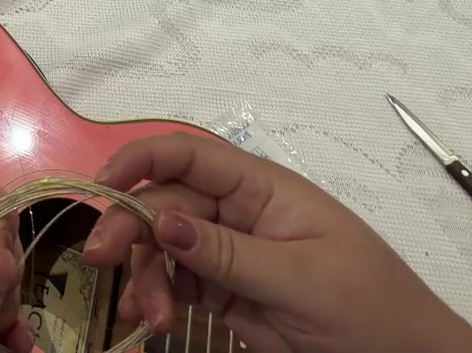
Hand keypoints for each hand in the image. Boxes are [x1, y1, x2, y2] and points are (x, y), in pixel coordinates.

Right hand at [80, 133, 471, 352]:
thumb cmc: (371, 311)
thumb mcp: (301, 280)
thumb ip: (227, 252)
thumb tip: (160, 220)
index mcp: (260, 187)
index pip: (189, 155)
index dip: (142, 159)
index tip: (105, 186)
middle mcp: (236, 210)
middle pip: (167, 201)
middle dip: (132, 226)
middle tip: (99, 258)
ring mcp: (229, 250)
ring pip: (165, 244)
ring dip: (146, 272)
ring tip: (148, 314)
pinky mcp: (226, 290)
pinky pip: (177, 280)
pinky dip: (156, 294)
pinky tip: (149, 316)